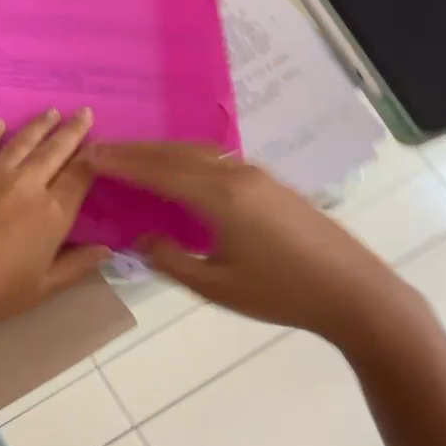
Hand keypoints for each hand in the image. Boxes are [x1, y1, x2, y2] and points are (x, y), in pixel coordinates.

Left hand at [0, 109, 110, 324]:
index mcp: (53, 213)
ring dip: (39, 125)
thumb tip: (108, 250)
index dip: (92, 158)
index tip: (99, 143)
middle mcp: (28, 185)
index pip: (80, 176)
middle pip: (56, 151)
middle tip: (84, 112)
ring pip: (22, 141)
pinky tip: (0, 123)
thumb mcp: (44, 287)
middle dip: (73, 130)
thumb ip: (77, 265)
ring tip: (52, 112)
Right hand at [84, 143, 422, 344]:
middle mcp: (236, 175)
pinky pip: (214, 159)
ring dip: (158, 151)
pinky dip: (182, 158)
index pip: (157, 171)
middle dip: (133, 151)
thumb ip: (171, 259)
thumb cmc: (283, 295)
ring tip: (129, 156)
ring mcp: (256, 175)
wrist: (358, 295)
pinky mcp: (270, 183)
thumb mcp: (217, 286)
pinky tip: (175, 169)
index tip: (87, 156)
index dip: (120, 163)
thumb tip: (143, 238)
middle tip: (98, 151)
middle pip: (174, 153)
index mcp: (220, 197)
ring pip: (195, 152)